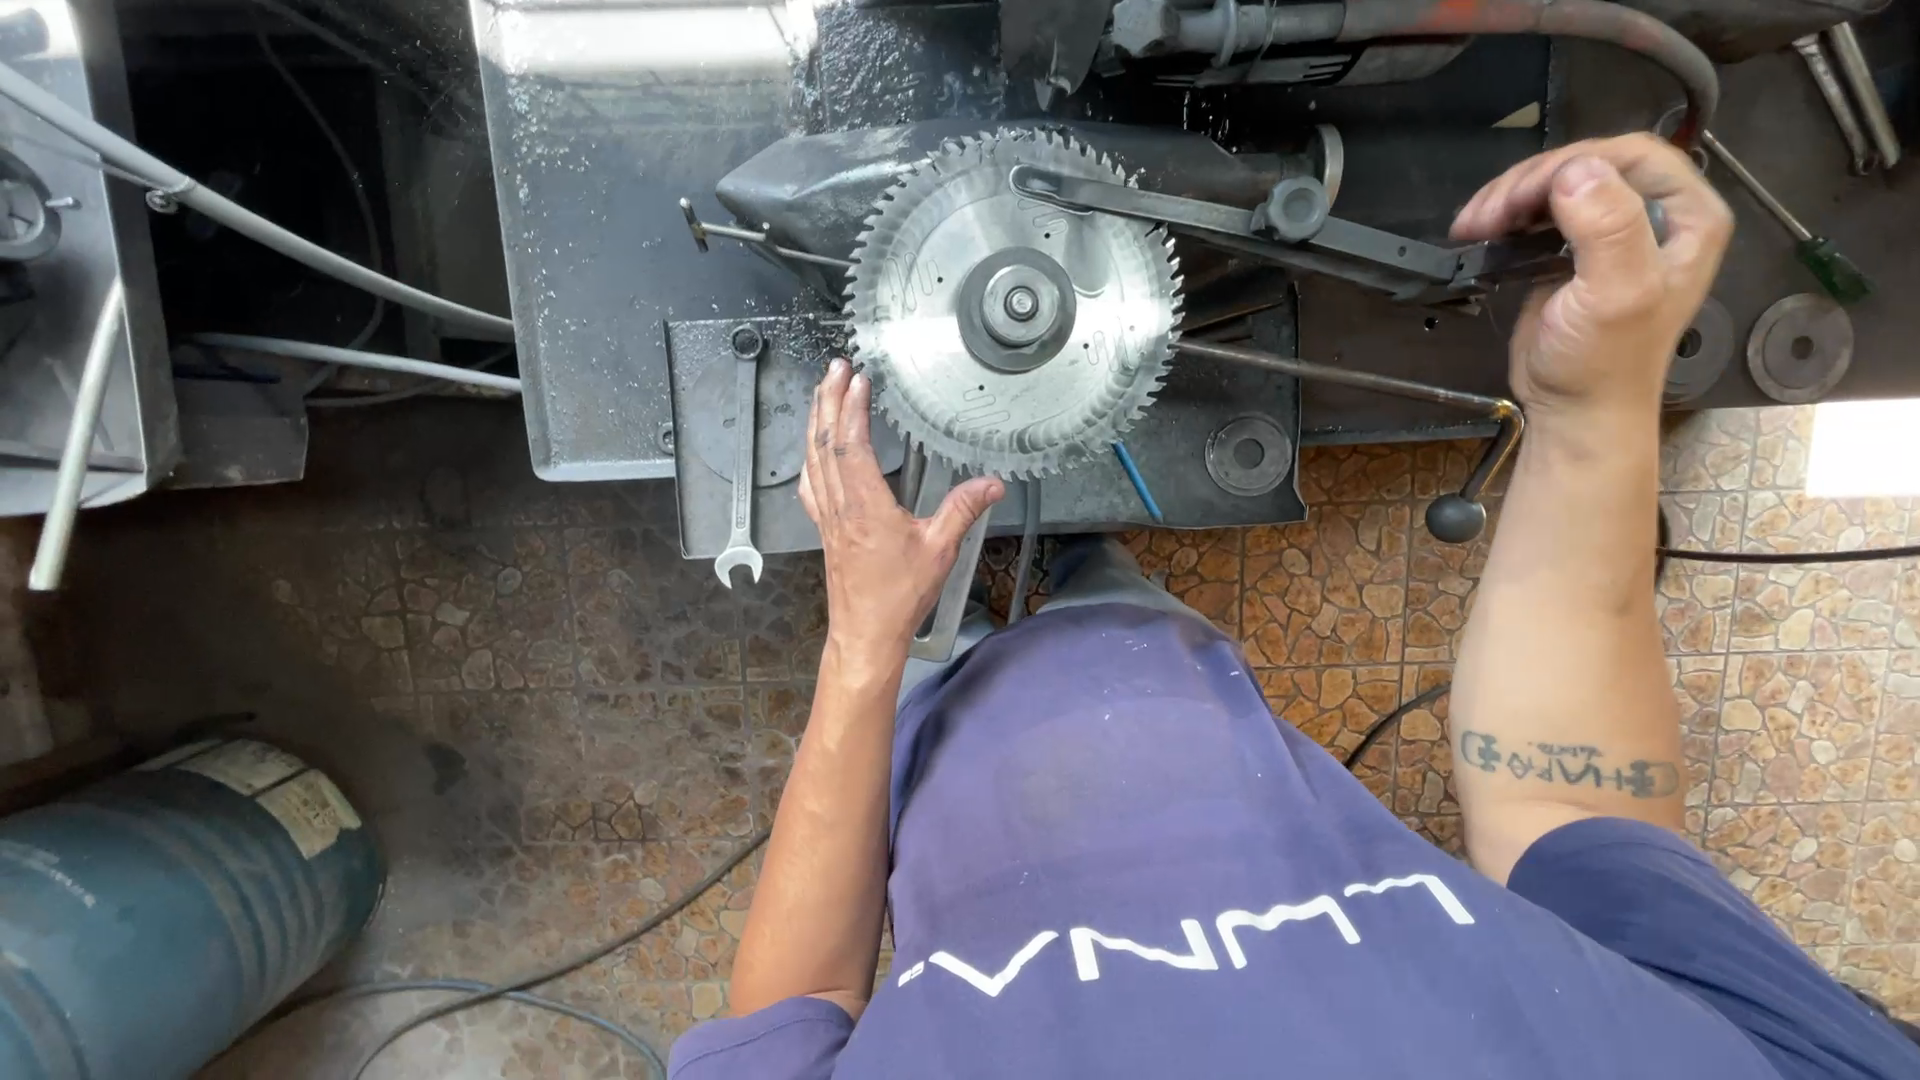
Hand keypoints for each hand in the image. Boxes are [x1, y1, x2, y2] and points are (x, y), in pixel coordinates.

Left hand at [800, 359, 1004, 670]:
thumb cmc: (899, 596)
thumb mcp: (939, 550)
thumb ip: (963, 510)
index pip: (851, 445)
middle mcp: (840, 507)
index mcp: (866, 507)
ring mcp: (828, 518)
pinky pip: (810, 484)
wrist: (866, 632)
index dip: (852, 408)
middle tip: (834, 368)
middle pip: (825, 443)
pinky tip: (812, 451)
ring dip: (815, 422)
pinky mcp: (825, 529)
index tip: (857, 379)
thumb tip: (991, 483)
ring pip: (813, 459)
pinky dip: (810, 457)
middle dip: (828, 400)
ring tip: (821, 392)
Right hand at [1451, 134, 1732, 421]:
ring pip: (1559, 187)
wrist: (1572, 409)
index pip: (1634, 157)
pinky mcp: (1566, 255)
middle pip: (1590, 166)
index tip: (1520, 198)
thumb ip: (1608, 227)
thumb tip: (1573, 171)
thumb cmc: (1602, 359)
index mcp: (1686, 218)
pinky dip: (1506, 219)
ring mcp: (1608, 235)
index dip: (1575, 164)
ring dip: (1510, 200)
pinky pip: (1538, 216)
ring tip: (1472, 227)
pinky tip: (1480, 233)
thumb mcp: (1616, 293)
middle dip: (1531, 184)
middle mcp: (1654, 217)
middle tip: (1485, 217)